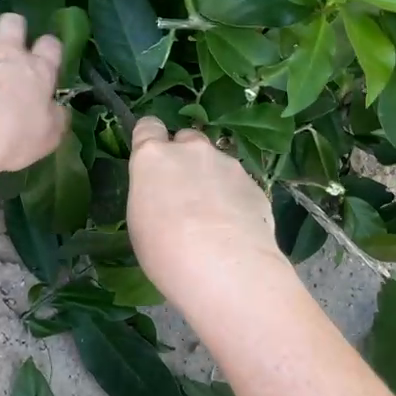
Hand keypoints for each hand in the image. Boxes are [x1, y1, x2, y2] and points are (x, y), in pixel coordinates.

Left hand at [0, 13, 66, 175]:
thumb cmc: (14, 137)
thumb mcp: (48, 136)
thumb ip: (55, 118)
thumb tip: (57, 110)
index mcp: (38, 69)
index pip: (51, 45)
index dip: (49, 49)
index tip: (45, 59)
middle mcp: (7, 52)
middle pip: (13, 22)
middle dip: (12, 29)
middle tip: (9, 48)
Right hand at [126, 117, 283, 307]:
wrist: (226, 269)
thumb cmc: (165, 249)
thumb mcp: (140, 219)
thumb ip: (151, 193)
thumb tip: (165, 195)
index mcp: (153, 156)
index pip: (148, 126)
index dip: (150, 139)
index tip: (152, 160)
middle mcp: (190, 150)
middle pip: (186, 139)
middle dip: (185, 157)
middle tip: (185, 192)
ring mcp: (226, 164)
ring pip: (216, 162)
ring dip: (212, 179)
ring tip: (215, 218)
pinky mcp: (255, 184)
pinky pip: (239, 185)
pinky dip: (235, 199)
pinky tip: (236, 229)